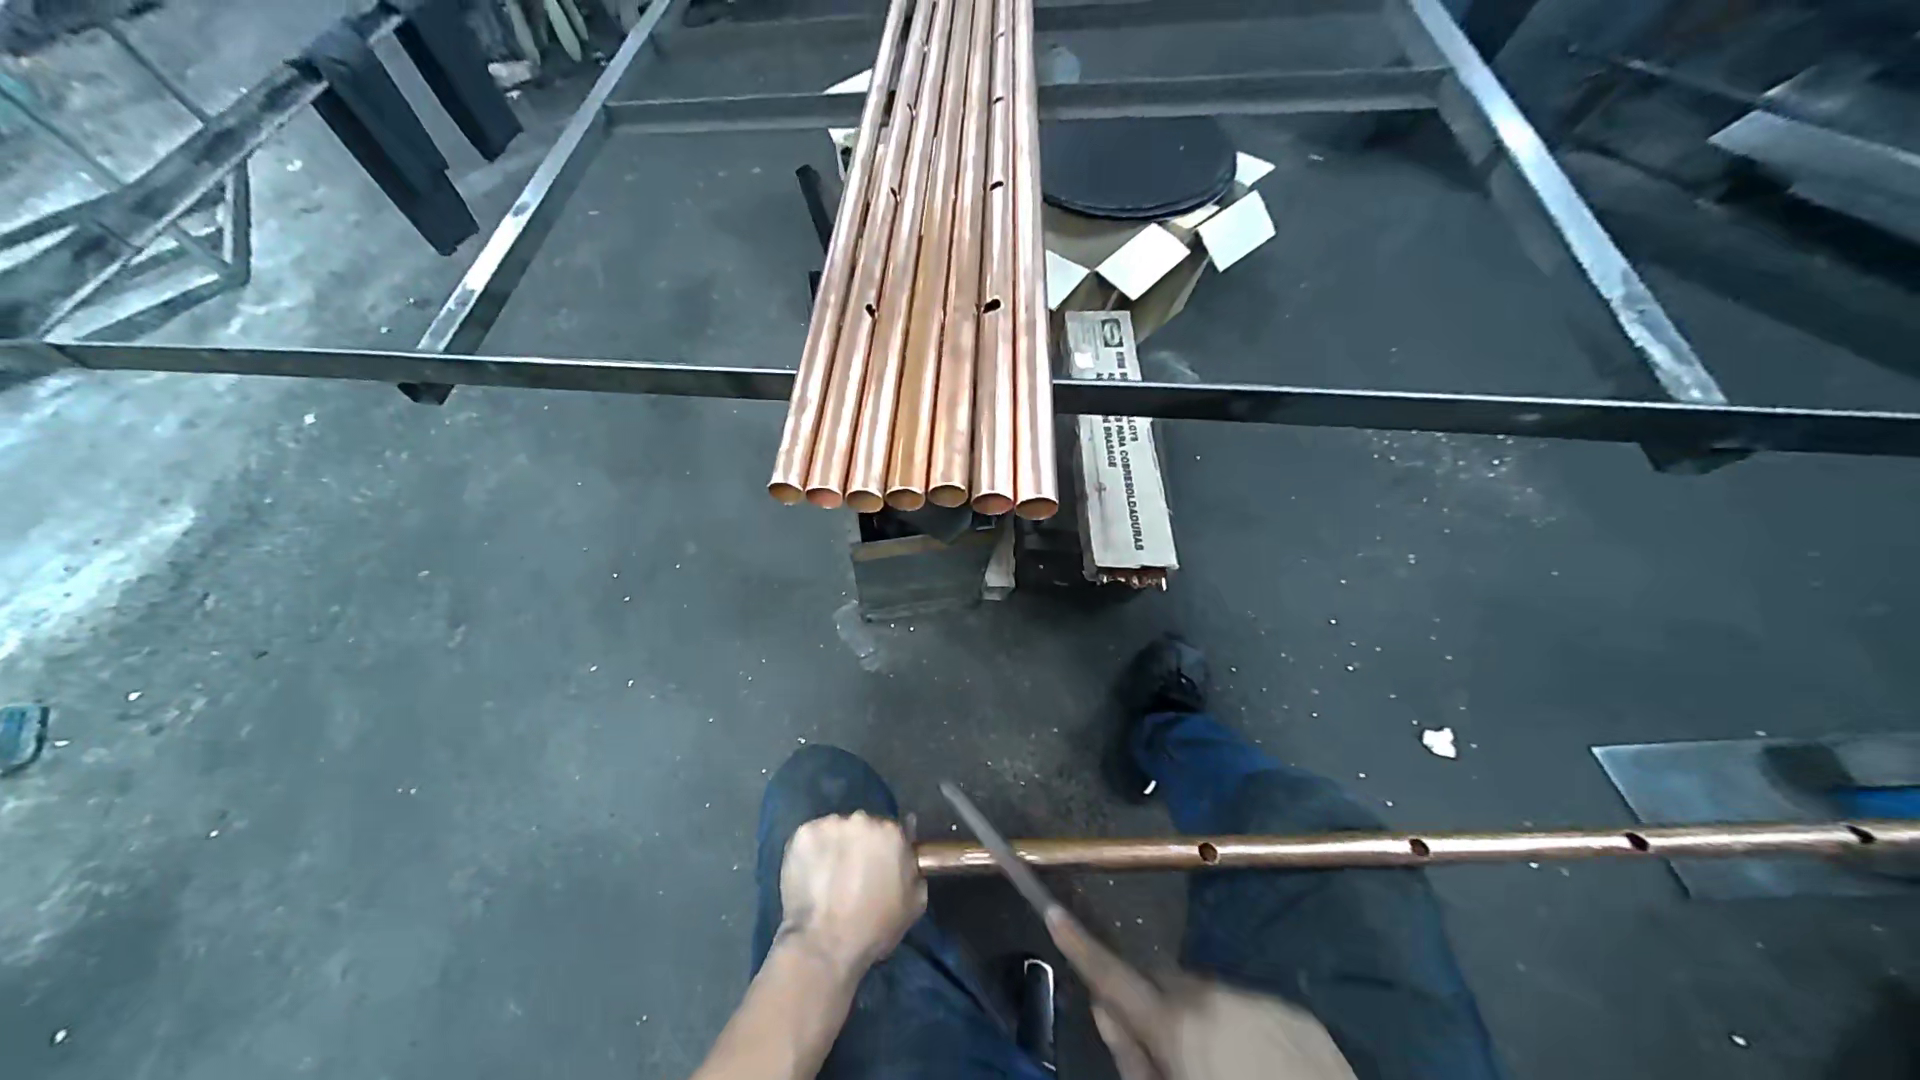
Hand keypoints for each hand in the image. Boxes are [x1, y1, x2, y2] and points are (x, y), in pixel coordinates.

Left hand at [777, 813, 926, 974]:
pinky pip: (811, 837)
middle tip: (852, 875)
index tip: (877, 869)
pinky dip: (811, 852)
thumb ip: (914, 870)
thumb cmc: (874, 927)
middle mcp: (863, 819)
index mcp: (892, 832)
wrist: (825, 944)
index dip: (884, 852)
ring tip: (828, 877)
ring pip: (836, 830)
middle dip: (859, 846)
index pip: (891, 832)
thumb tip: (909, 854)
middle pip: (863, 827)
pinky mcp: (803, 834)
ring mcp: (831, 825)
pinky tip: (811, 874)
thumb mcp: (913, 903)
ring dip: (835, 847)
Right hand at [1047, 909, 1356, 1079]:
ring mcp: (1259, 1000)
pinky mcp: (1296, 1013)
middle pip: (1161, 981)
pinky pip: (1250, 1008)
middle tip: (1161, 1048)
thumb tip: (1107, 1009)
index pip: (1114, 978)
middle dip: (1151, 1001)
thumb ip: (1132, 1059)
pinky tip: (1260, 1068)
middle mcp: (1214, 996)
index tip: (1053, 912)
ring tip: (1221, 1067)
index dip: (1080, 947)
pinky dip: (1240, 1027)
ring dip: (1198, 1016)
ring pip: (1207, 994)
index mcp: (1177, 1026)